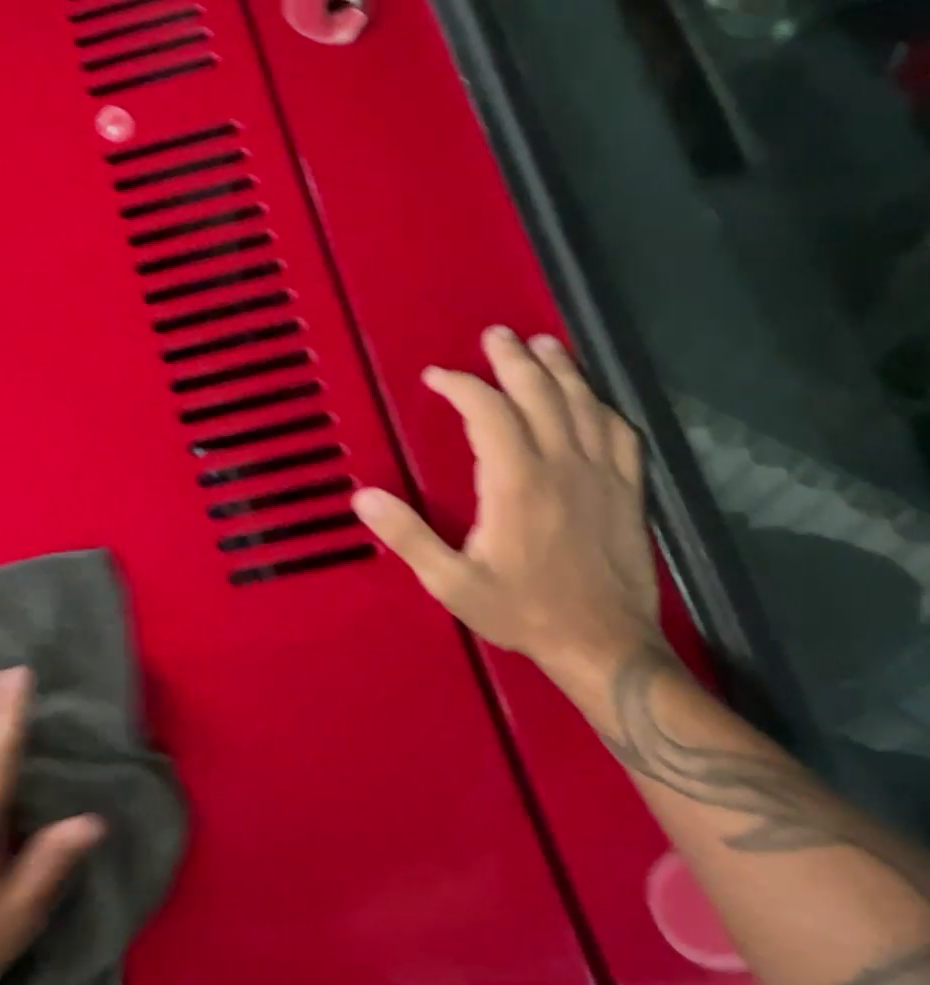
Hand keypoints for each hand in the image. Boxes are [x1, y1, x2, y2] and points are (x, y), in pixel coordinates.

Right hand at [352, 327, 662, 692]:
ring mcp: (601, 475)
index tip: (438, 377)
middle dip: (514, 360)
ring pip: (583, 404)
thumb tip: (364, 497)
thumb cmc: (520, 611)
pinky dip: (600, 405)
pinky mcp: (626, 490)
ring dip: (560, 370)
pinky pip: (618, 432)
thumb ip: (408, 536)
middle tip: (495, 335)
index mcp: (517, 484)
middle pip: (541, 394)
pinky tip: (590, 397)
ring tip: (542, 346)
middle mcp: (562, 467)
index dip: (463, 386)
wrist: (602, 642)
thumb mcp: (450, 583)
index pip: (490, 413)